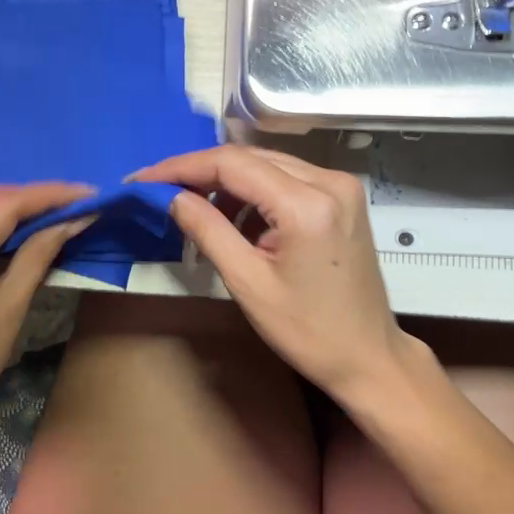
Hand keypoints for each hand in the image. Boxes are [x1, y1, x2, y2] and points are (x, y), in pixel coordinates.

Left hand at [0, 183, 95, 444]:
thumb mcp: (9, 311)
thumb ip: (38, 256)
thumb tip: (74, 220)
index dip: (48, 196)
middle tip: (77, 202)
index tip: (87, 196)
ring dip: (13, 204)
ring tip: (55, 211)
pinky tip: (19, 224)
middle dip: (34, 196)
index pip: (3, 207)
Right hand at [131, 145, 434, 405]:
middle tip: (160, 190)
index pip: (232, 164)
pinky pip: (286, 179)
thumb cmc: (307, 331)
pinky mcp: (342, 198)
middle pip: (249, 158)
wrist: (368, 356)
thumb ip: (207, 231)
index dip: (183, 167)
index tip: (145, 179)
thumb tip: (172, 196)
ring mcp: (340, 187)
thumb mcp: (247, 283)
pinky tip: (234, 220)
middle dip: (200, 172)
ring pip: (266, 165)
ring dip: (226, 183)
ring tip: (195, 212)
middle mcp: (329, 182)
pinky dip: (253, 193)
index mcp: (306, 205)